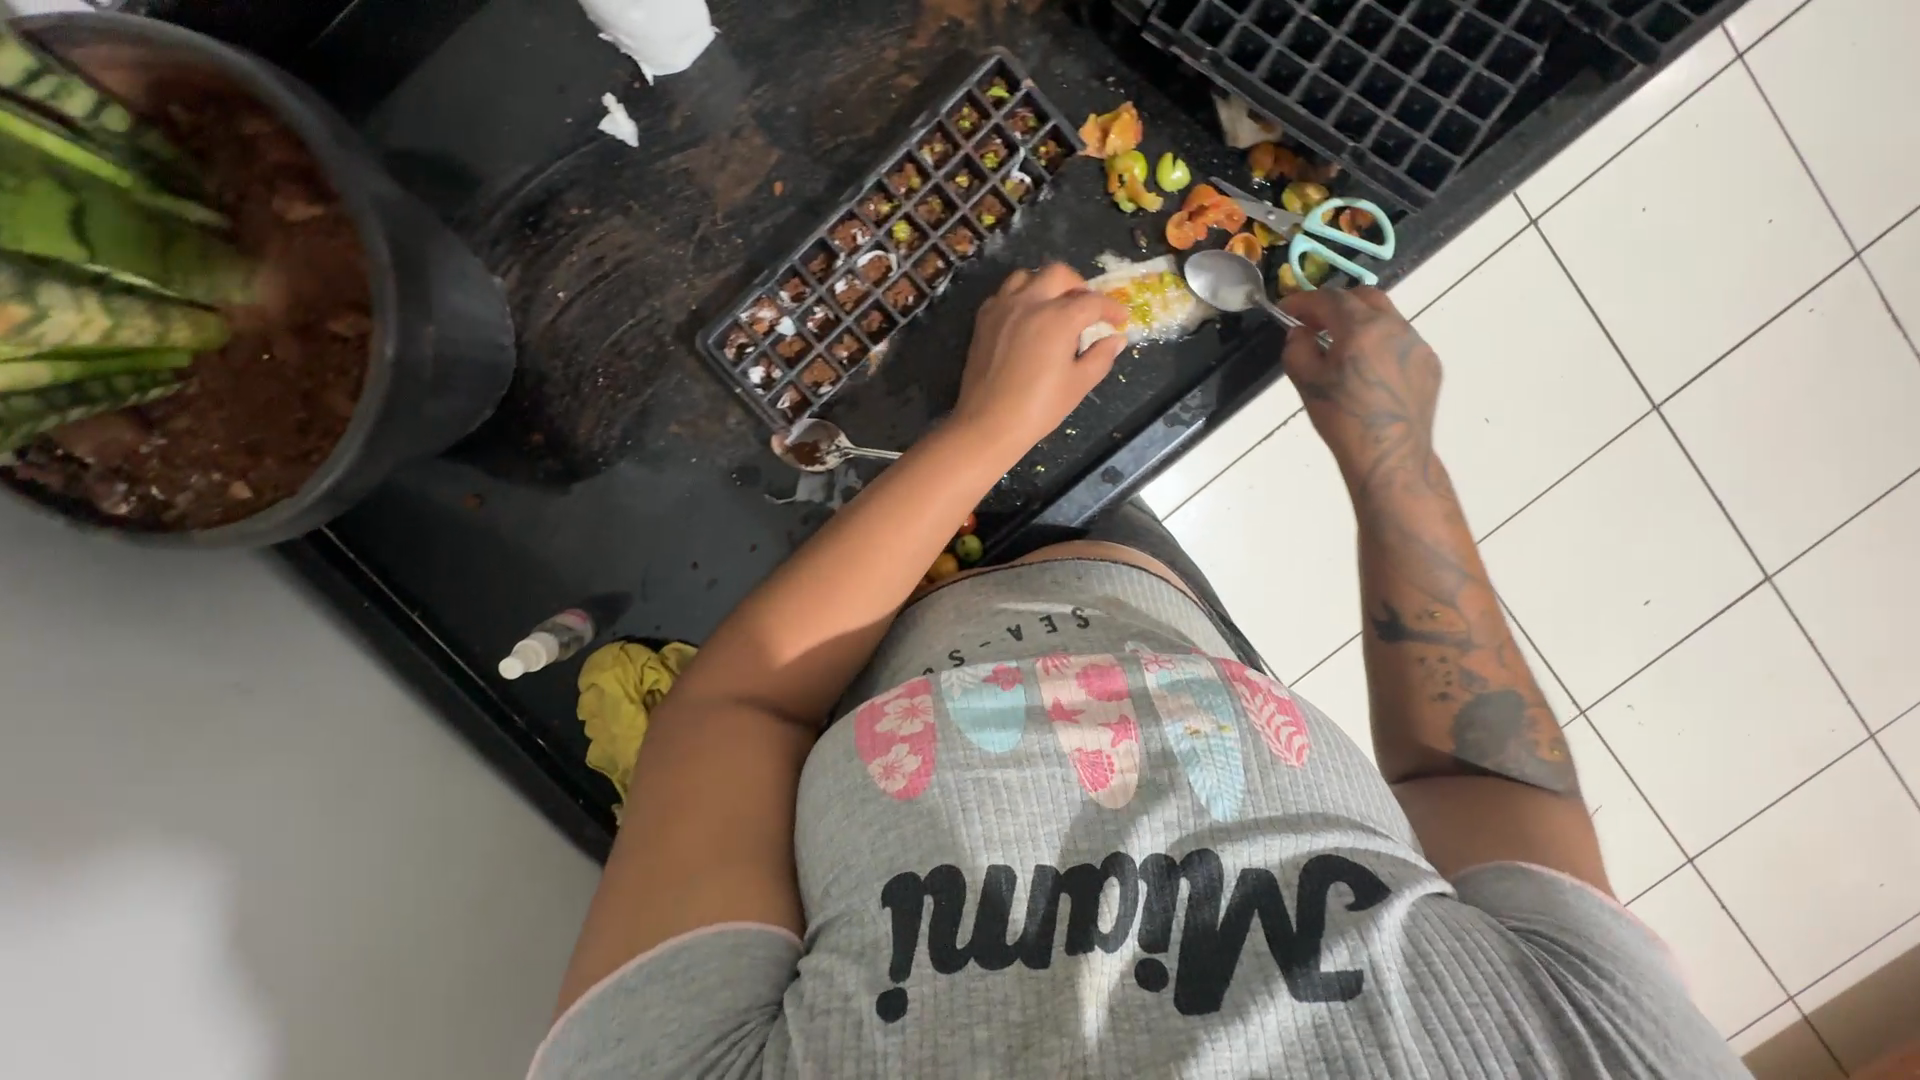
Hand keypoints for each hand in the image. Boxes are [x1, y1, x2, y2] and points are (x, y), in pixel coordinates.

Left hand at [951, 264, 1127, 460]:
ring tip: (1054, 306)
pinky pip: (1003, 294)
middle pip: (1058, 274)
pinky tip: (1026, 318)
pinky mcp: (983, 320)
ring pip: (1027, 276)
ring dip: (1046, 285)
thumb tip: (1116, 339)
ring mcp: (1002, 308)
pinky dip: (1019, 297)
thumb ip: (1101, 357)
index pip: (1092, 302)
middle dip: (1079, 285)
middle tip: (1087, 308)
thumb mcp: (1078, 384)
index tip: (1120, 320)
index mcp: (1058, 318)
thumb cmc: (1039, 408)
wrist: (989, 423)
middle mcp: (1029, 303)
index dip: (1111, 309)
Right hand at [1279, 286, 1442, 489]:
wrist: (1389, 454)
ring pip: (1385, 318)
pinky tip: (1367, 371)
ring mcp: (1417, 344)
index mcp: (1361, 328)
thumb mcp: (1306, 383)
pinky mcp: (1429, 364)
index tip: (1286, 309)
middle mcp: (1394, 327)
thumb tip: (1301, 333)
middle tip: (1315, 323)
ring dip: (1360, 323)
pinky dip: (1379, 344)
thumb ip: (1297, 349)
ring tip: (1341, 348)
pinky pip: (1400, 342)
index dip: (1303, 300)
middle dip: (1336, 304)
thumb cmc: (1342, 419)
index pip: (1329, 299)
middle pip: (1364, 297)